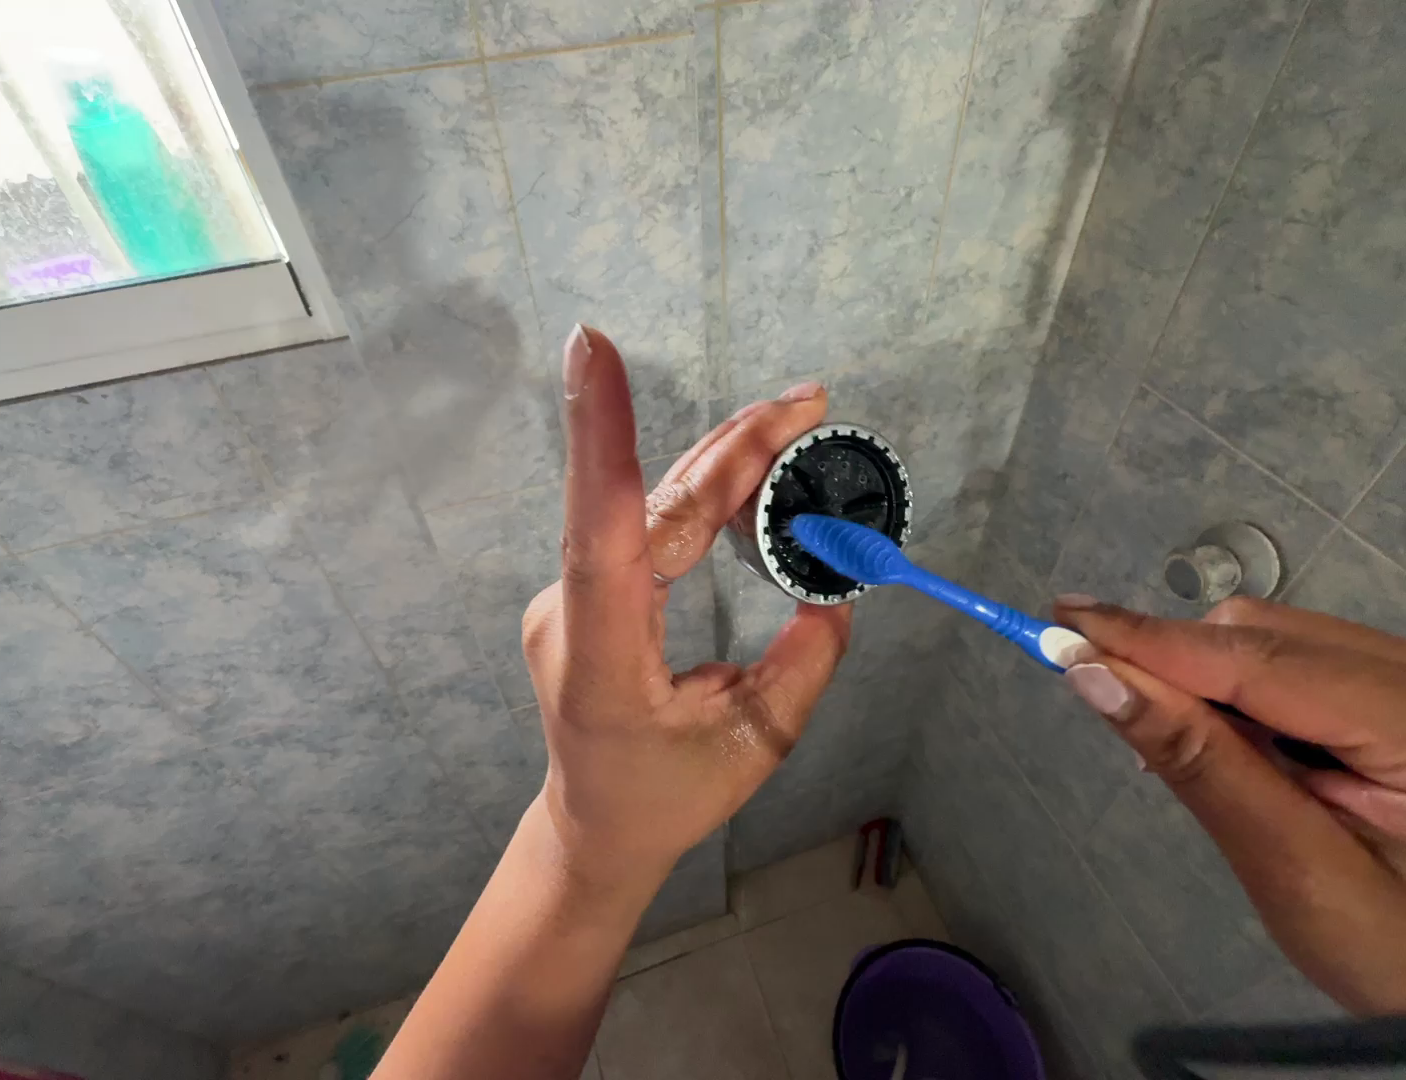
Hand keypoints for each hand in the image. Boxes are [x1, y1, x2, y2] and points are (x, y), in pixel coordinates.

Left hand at [520, 325, 851, 884]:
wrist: (593, 824)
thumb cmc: (663, 799)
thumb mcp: (751, 747)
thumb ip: (799, 670)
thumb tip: (833, 595)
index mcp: (601, 660)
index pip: (599, 534)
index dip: (601, 438)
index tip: (590, 348)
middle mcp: (574, 612)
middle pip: (656, 507)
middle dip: (734, 449)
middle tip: (809, 404)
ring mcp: (572, 595)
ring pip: (652, 506)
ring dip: (725, 462)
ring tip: (795, 424)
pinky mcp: (587, 588)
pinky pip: (647, 524)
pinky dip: (705, 493)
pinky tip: (750, 471)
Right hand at [1052, 596, 1405, 1078]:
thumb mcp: (1292, 873)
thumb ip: (1194, 760)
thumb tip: (1090, 675)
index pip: (1266, 664)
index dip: (1150, 641)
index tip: (1058, 623)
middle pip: (1273, 639)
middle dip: (1180, 664)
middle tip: (1111, 701)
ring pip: (1282, 641)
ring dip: (1210, 680)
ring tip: (1191, 747)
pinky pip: (1307, 664)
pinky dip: (1246, 693)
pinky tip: (1241, 745)